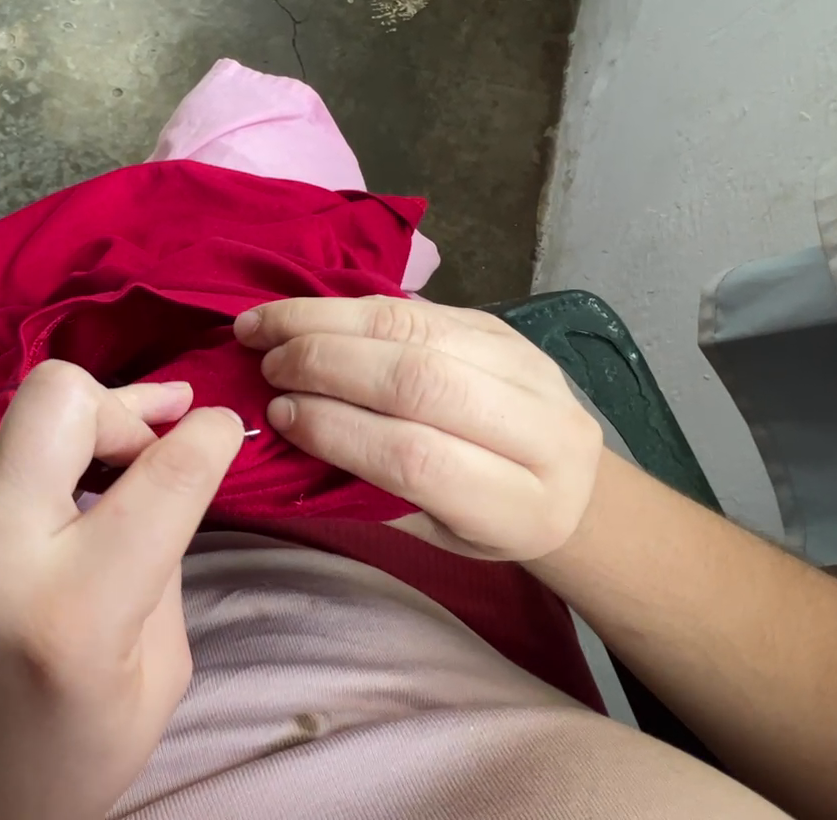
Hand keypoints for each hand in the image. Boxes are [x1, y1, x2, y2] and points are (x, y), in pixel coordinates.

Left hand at [0, 361, 242, 819]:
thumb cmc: (58, 772)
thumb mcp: (152, 685)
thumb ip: (162, 566)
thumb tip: (166, 477)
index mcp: (72, 612)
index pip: (161, 480)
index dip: (211, 437)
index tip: (229, 428)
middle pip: (59, 397)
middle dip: (124, 404)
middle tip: (155, 442)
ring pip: (29, 414)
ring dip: (92, 422)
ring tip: (136, 445)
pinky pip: (10, 456)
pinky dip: (58, 457)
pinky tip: (83, 492)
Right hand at [234, 296, 601, 560]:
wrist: (569, 483)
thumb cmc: (486, 523)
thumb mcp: (434, 530)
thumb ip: (370, 486)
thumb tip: (288, 427)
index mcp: (520, 506)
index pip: (417, 458)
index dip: (338, 430)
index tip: (279, 415)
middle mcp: (539, 428)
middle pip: (419, 379)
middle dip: (326, 364)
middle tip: (267, 365)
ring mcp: (525, 364)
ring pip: (416, 328)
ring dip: (328, 320)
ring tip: (268, 326)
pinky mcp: (501, 325)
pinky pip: (415, 304)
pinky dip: (348, 306)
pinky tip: (304, 312)